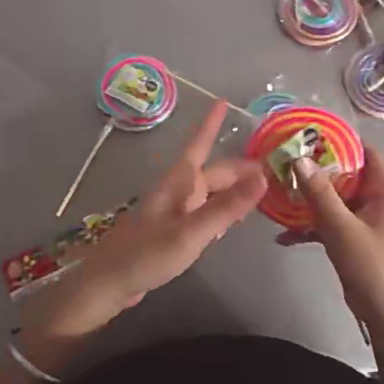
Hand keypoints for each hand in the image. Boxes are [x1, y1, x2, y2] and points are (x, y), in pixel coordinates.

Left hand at [19, 106, 266, 374]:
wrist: (110, 283)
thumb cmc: (148, 254)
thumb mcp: (192, 232)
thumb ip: (227, 207)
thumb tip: (263, 178)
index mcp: (179, 184)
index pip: (199, 145)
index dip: (211, 124)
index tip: (222, 100)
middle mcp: (176, 191)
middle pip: (212, 172)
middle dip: (239, 168)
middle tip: (273, 171)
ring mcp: (172, 211)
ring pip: (208, 192)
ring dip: (232, 188)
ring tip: (259, 190)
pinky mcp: (170, 231)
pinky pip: (202, 211)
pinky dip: (220, 209)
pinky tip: (230, 219)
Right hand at [277, 147, 383, 335]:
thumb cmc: (374, 266)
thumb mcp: (342, 228)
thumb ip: (319, 193)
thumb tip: (299, 159)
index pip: (366, 153)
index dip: (340, 141)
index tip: (307, 135)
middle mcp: (377, 202)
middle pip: (345, 176)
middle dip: (315, 172)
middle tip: (283, 163)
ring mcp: (365, 224)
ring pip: (333, 202)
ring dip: (308, 201)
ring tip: (277, 195)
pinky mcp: (354, 242)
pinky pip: (329, 226)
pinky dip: (310, 228)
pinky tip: (283, 237)